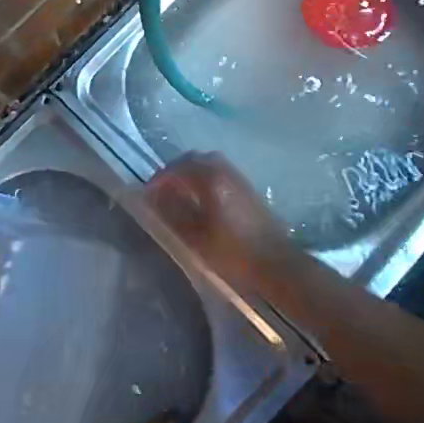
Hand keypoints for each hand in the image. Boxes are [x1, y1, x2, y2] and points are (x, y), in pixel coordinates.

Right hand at [145, 153, 302, 289]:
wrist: (276, 264)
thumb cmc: (234, 254)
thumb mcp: (196, 238)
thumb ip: (173, 214)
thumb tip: (153, 198)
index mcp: (212, 179)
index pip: (178, 167)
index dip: (160, 179)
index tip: (147, 194)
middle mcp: (226, 170)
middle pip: (194, 159)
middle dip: (174, 171)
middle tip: (160, 190)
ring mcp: (239, 177)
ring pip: (208, 164)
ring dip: (189, 173)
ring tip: (177, 194)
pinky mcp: (247, 187)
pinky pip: (219, 172)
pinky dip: (204, 178)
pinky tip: (199, 199)